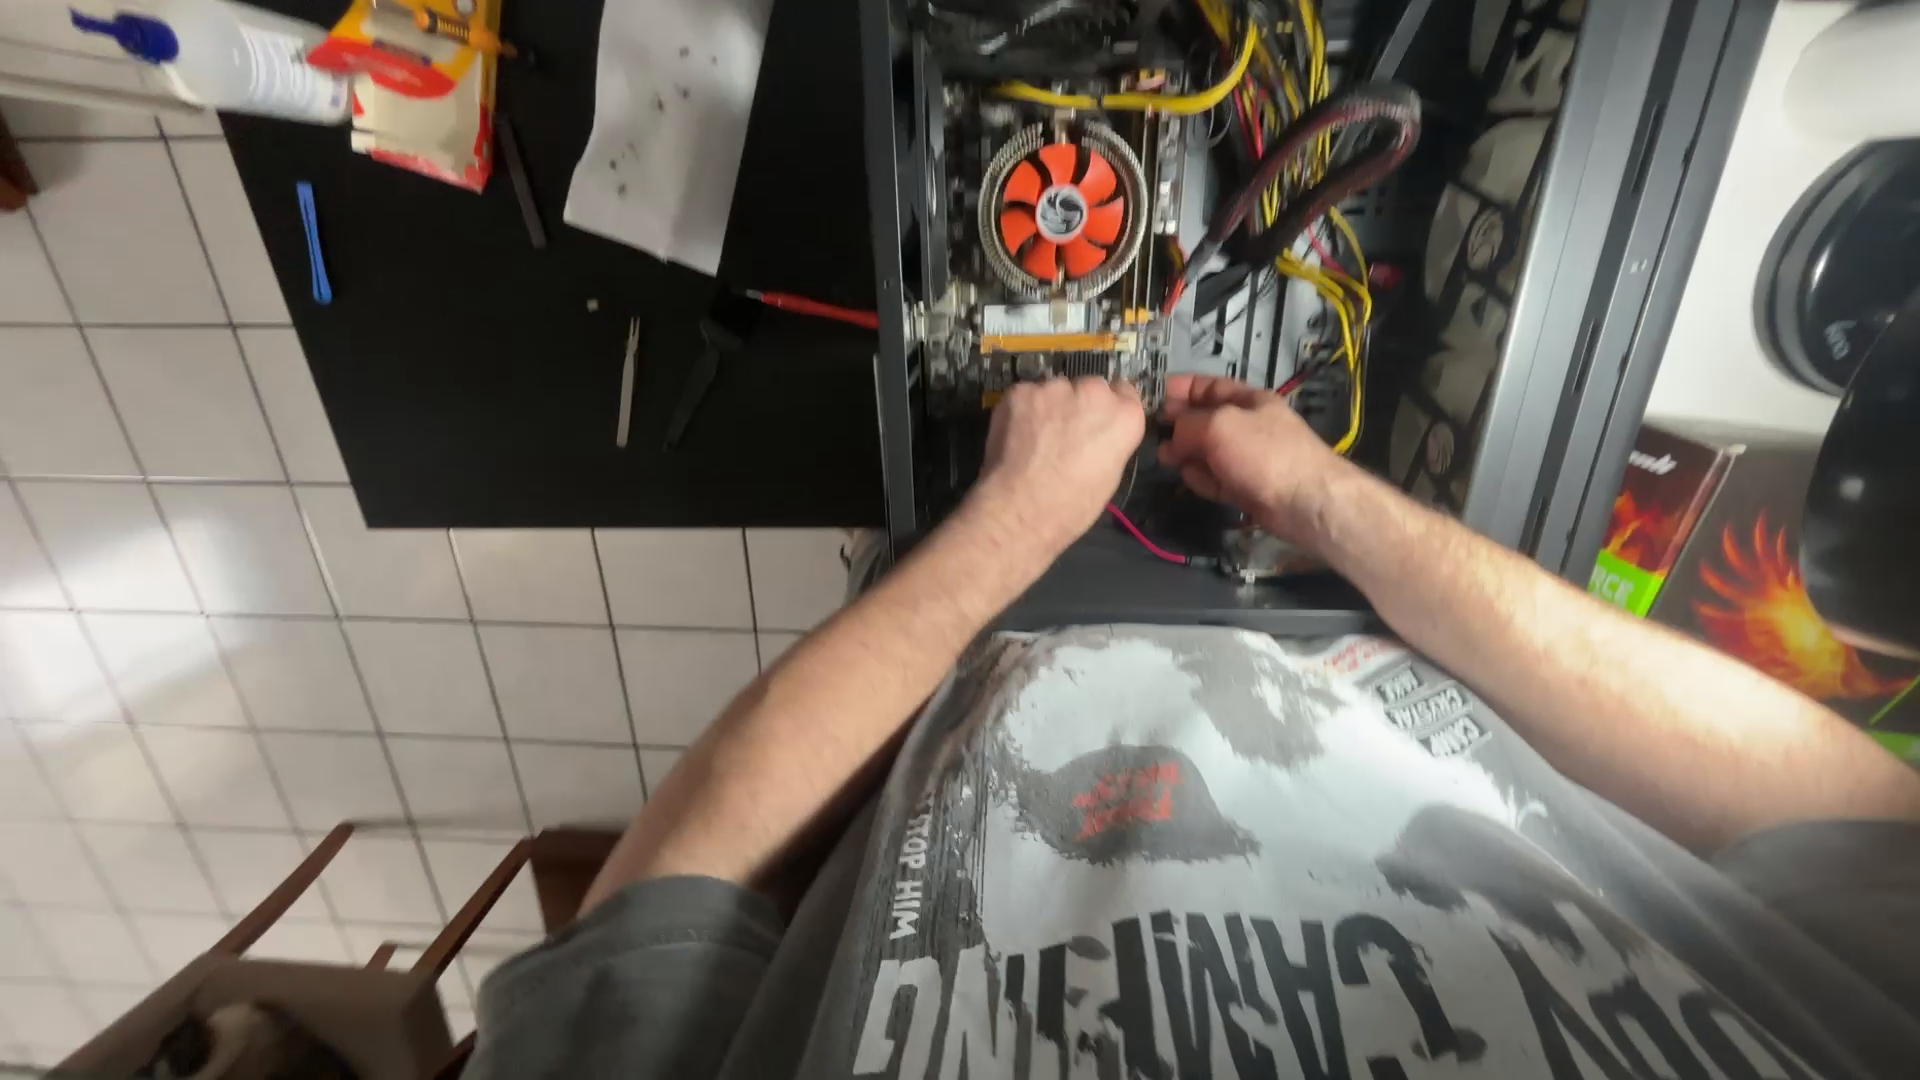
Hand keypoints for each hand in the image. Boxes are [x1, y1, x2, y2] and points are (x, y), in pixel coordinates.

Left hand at [967, 376, 1146, 556]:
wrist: (1020, 509)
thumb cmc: (1072, 506)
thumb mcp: (1109, 475)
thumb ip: (1109, 441)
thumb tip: (1095, 435)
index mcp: (1124, 415)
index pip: (1123, 391)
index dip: (1107, 408)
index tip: (1095, 423)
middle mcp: (1093, 392)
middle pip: (1088, 387)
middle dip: (1078, 405)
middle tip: (1063, 434)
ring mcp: (1054, 388)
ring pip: (1054, 389)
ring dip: (1049, 406)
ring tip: (1036, 438)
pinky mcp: (1020, 391)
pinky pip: (1026, 396)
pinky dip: (1022, 410)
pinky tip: (1016, 435)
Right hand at [1157, 374, 1350, 548]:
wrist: (1303, 501)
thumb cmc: (1263, 453)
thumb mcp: (1218, 425)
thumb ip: (1187, 424)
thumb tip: (1173, 437)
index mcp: (1247, 400)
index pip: (1206, 386)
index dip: (1179, 389)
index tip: (1151, 398)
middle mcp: (1245, 425)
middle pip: (1202, 421)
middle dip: (1178, 426)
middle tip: (1156, 436)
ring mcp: (1245, 458)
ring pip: (1204, 452)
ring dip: (1186, 455)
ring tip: (1170, 460)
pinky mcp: (1242, 486)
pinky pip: (1213, 478)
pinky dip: (1201, 479)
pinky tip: (1192, 479)